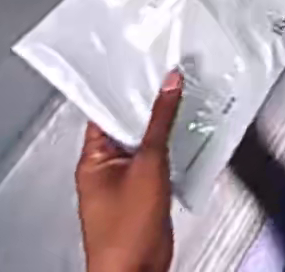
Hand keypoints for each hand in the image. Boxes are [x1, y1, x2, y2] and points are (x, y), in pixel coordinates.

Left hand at [76, 69, 182, 271]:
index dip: (125, 86)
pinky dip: (173, 140)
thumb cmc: (129, 224)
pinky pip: (158, 155)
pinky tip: (192, 124)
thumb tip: (170, 79)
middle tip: (175, 69)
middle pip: (128, 123)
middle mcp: (106, 166)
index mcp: (93, 159)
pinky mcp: (145, 189)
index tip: (147, 61)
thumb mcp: (149, 163)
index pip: (105, 112)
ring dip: (165, 120)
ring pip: (146, 138)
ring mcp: (126, 179)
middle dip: (151, 100)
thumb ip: (161, 120)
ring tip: (188, 89)